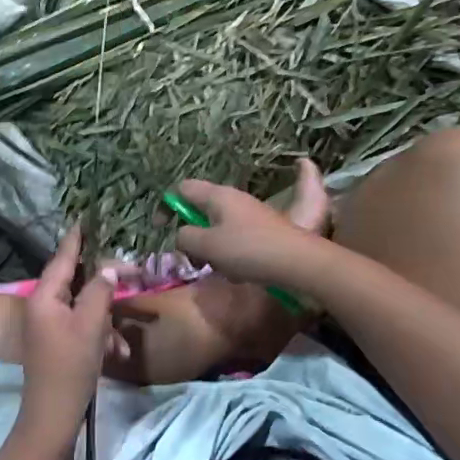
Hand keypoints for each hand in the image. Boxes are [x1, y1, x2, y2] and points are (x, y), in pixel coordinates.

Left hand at [16, 228, 117, 446]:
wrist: (53, 413)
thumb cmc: (70, 365)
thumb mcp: (90, 325)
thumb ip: (99, 292)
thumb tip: (108, 269)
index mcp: (45, 296)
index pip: (62, 259)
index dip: (76, 240)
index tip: (84, 220)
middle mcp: (44, 306)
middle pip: (76, 282)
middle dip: (104, 284)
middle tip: (132, 274)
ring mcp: (50, 325)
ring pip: (83, 308)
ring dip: (105, 319)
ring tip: (121, 338)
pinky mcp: (58, 343)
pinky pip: (82, 328)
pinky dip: (100, 336)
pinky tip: (117, 352)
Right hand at [173, 158, 329, 286]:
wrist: (299, 263)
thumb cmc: (248, 250)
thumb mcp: (206, 246)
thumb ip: (184, 237)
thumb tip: (183, 236)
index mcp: (218, 195)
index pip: (182, 189)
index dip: (166, 206)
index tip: (160, 228)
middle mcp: (234, 199)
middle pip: (200, 209)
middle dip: (191, 233)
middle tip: (192, 255)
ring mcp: (251, 214)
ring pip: (217, 227)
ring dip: (210, 247)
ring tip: (215, 266)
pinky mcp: (264, 231)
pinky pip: (234, 239)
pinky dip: (229, 253)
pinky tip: (237, 271)